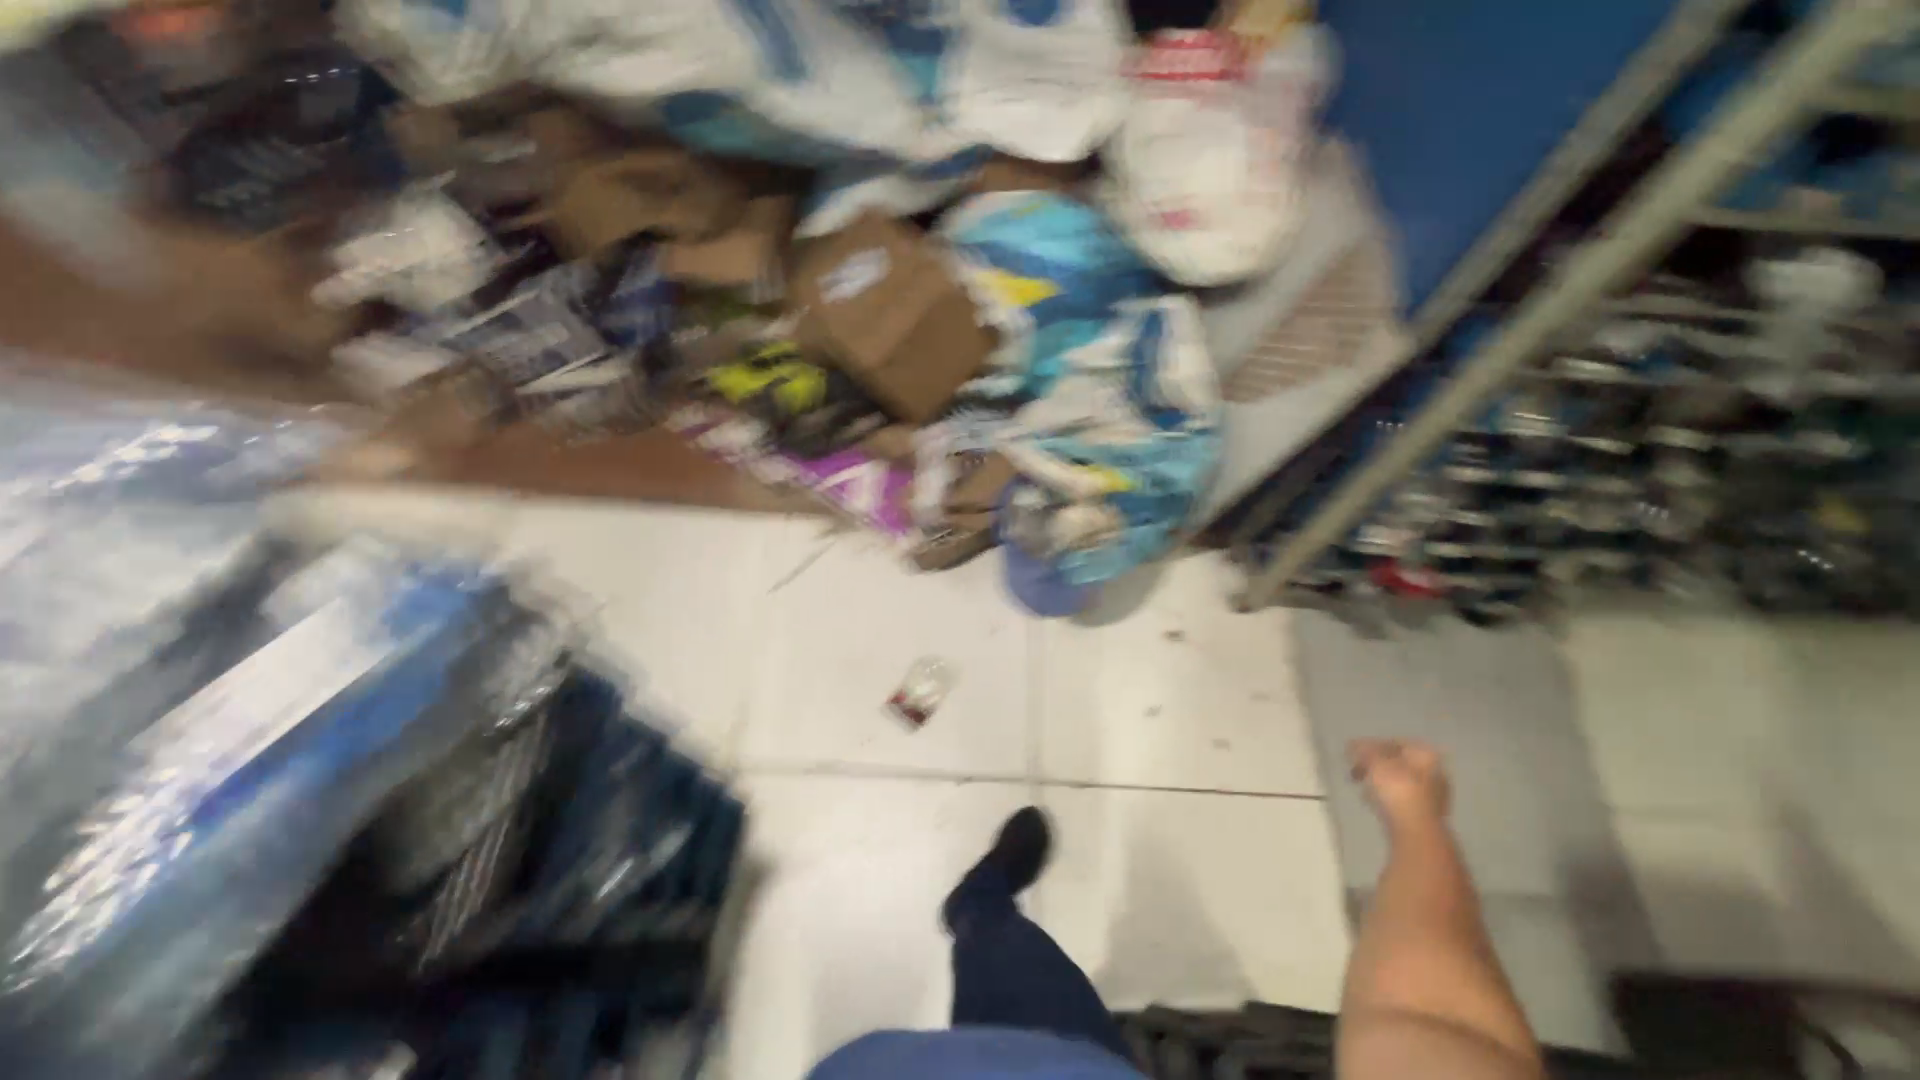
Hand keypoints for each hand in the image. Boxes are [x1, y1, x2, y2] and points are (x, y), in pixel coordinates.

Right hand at [1348, 738, 1450, 831]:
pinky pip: (1403, 799)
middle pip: (1400, 763)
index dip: (1372, 745)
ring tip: (1363, 788)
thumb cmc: (1397, 791)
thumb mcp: (1375, 764)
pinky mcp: (1427, 815)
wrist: (1416, 831)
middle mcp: (1434, 772)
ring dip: (1381, 782)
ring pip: (1401, 782)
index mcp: (1425, 755)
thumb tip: (1353, 744)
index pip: (1396, 743)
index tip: (1353, 753)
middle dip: (1377, 765)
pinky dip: (1388, 798)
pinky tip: (1374, 803)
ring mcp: (1433, 796)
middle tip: (1356, 771)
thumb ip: (1364, 751)